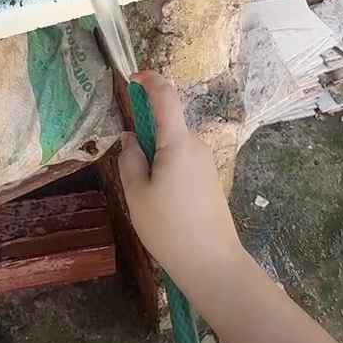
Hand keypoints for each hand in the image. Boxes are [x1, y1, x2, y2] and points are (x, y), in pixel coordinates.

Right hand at [116, 71, 247, 290]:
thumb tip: (130, 138)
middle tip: (130, 172)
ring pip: (173, 145)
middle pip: (166, 124)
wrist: (212, 264)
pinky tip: (162, 203)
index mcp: (178, 142)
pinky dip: (166, 168)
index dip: (149, 80)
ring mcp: (205, 161)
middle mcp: (196, 145)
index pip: (166, 95)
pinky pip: (182, 160)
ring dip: (155, 157)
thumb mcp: (137, 194)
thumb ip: (130, 159)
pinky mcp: (209, 178)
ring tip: (147, 197)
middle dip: (144, 136)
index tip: (132, 78)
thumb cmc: (169, 228)